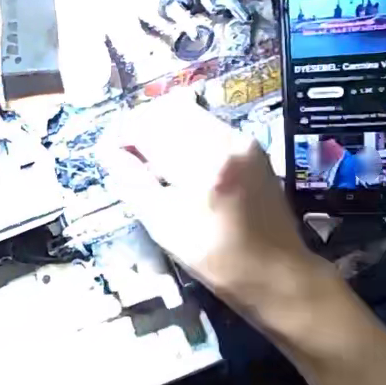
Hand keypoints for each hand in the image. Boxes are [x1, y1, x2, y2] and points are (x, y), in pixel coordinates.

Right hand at [101, 95, 333, 324]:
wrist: (279, 272)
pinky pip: (209, 127)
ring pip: (191, 116)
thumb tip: (109, 152)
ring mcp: (244, 140)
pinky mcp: (252, 147)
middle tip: (124, 153)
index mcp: (207, 163)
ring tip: (147, 160)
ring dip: (163, 129)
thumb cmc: (220, 260)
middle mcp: (228, 140)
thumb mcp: (166, 227)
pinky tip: (176, 163)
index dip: (122, 135)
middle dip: (141, 127)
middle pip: (171, 111)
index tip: (106, 151)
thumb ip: (134, 184)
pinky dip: (186, 136)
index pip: (151, 128)